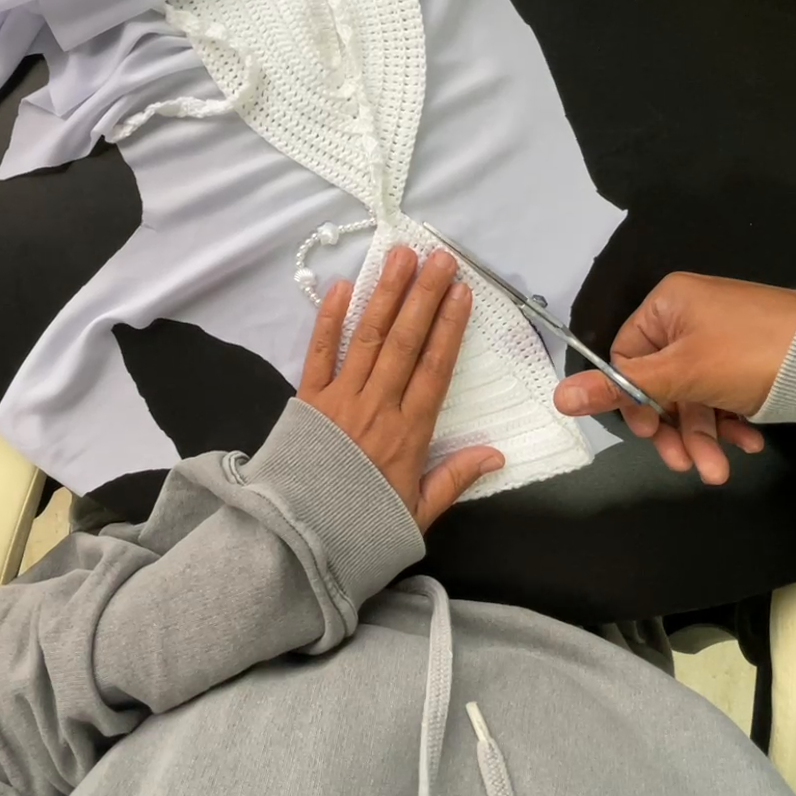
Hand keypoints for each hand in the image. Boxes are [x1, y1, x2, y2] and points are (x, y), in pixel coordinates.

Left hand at [299, 246, 505, 530]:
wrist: (299, 539)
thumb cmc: (362, 524)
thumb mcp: (418, 512)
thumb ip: (455, 479)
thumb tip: (496, 453)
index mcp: (408, 432)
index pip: (435, 368)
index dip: (449, 327)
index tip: (462, 292)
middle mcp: (376, 406)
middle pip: (405, 342)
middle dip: (423, 295)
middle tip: (438, 256)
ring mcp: (340, 399)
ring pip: (368, 338)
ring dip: (384, 294)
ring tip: (399, 256)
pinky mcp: (307, 399)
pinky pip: (318, 353)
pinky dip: (328, 320)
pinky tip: (340, 286)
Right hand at [554, 272, 795, 484]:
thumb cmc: (750, 356)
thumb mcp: (679, 375)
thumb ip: (617, 388)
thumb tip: (557, 397)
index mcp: (667, 304)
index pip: (626, 356)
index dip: (633, 400)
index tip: (649, 434)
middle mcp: (691, 315)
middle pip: (660, 381)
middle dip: (673, 428)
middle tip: (686, 464)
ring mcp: (723, 336)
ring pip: (693, 393)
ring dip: (702, 435)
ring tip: (719, 471)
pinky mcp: (751, 356)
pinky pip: (723, 392)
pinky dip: (729, 422)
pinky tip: (746, 446)